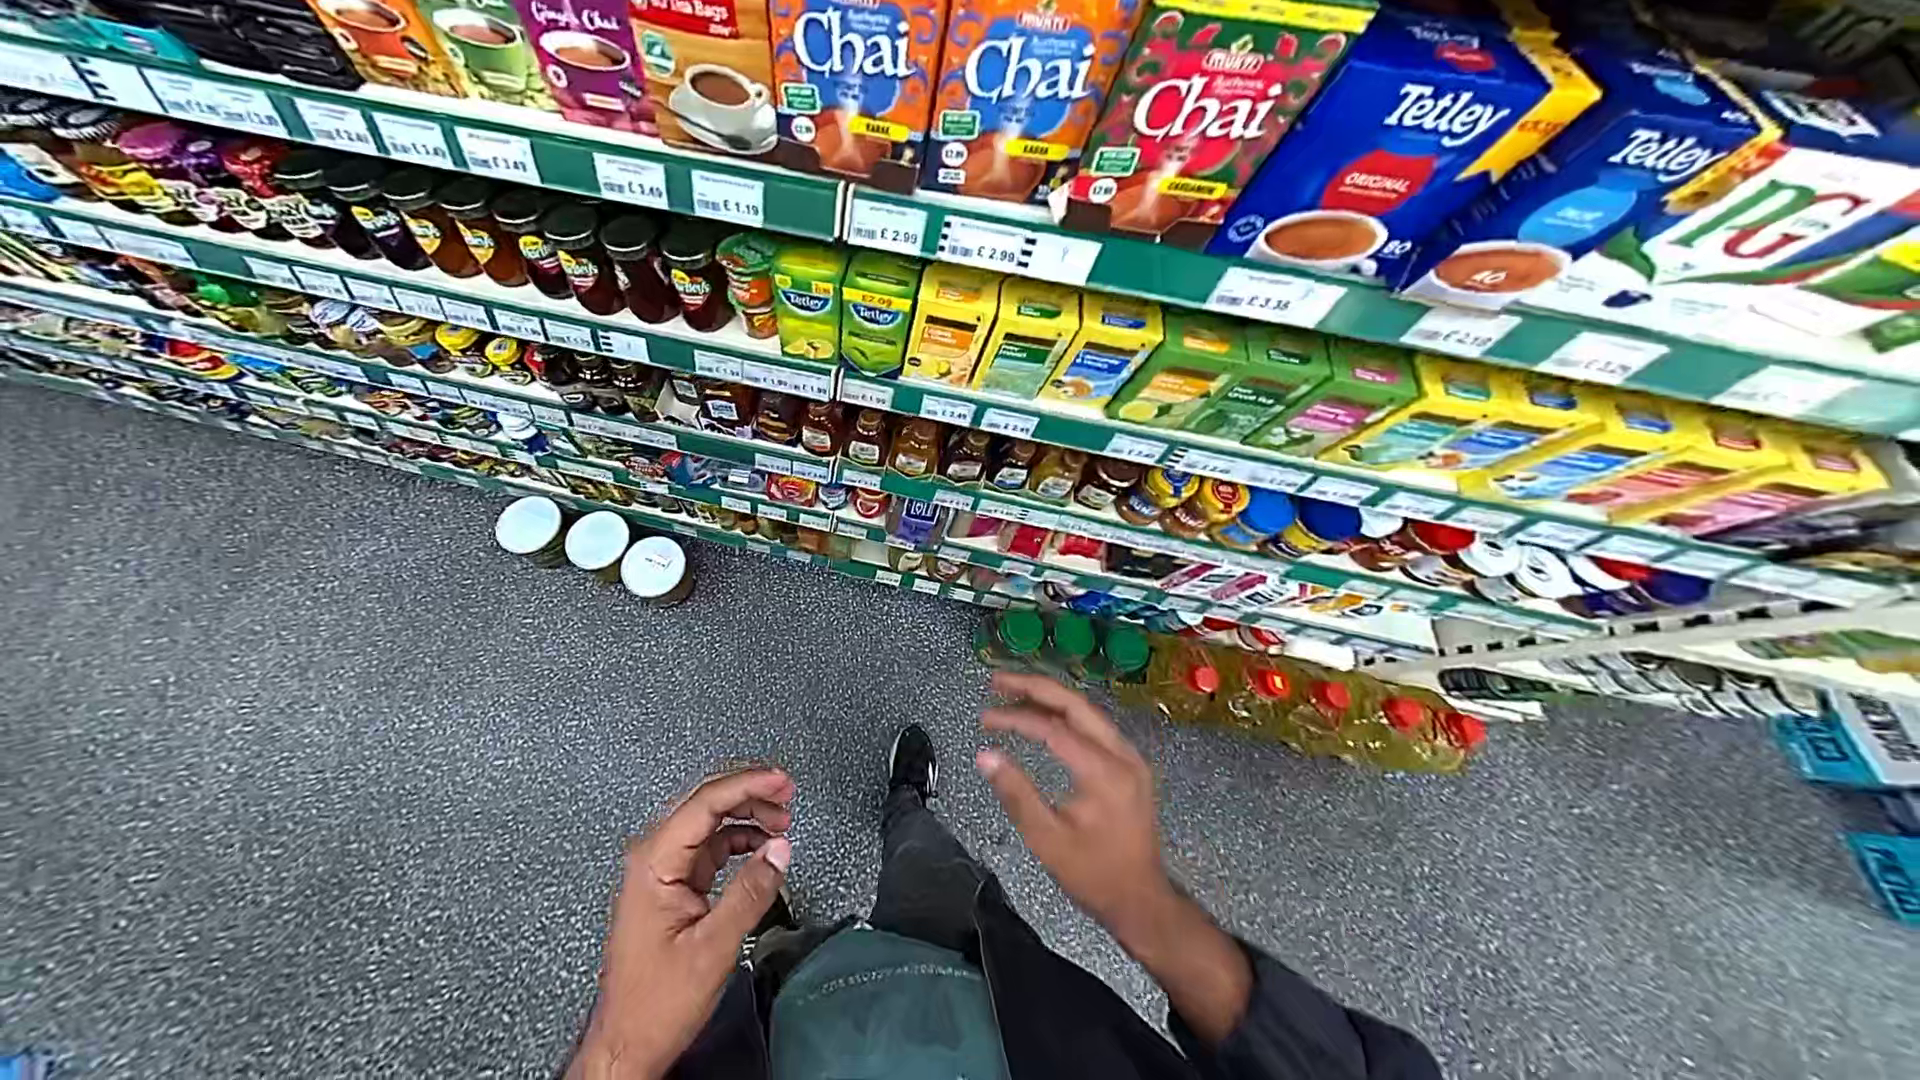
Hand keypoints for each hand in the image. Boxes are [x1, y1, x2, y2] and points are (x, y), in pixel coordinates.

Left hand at [569, 768, 793, 1079]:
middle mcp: (654, 858)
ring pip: (711, 819)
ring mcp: (664, 870)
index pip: (706, 801)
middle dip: (751, 790)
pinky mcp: (675, 883)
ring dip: (749, 812)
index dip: (749, 784)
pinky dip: (742, 836)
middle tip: (787, 791)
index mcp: (654, 863)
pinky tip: (763, 844)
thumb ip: (750, 892)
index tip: (781, 781)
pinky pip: (713, 842)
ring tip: (782, 819)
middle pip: (707, 801)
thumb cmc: (654, 1006)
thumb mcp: (713, 948)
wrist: (628, 1046)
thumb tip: (779, 850)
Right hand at [977, 673, 1251, 1044]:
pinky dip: (1063, 713)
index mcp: (1105, 772)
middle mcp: (1122, 753)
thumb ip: (1016, 794)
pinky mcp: (1128, 762)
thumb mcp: (1047, 841)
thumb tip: (984, 755)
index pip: (1054, 728)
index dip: (1016, 717)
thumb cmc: (1094, 875)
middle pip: (1075, 702)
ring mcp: (1129, 755)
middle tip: (996, 680)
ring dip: (1048, 697)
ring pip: (1085, 709)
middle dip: (1033, 686)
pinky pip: (1093, 724)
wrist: (1142, 899)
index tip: (985, 719)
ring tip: (1011, 691)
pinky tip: (1041, 715)